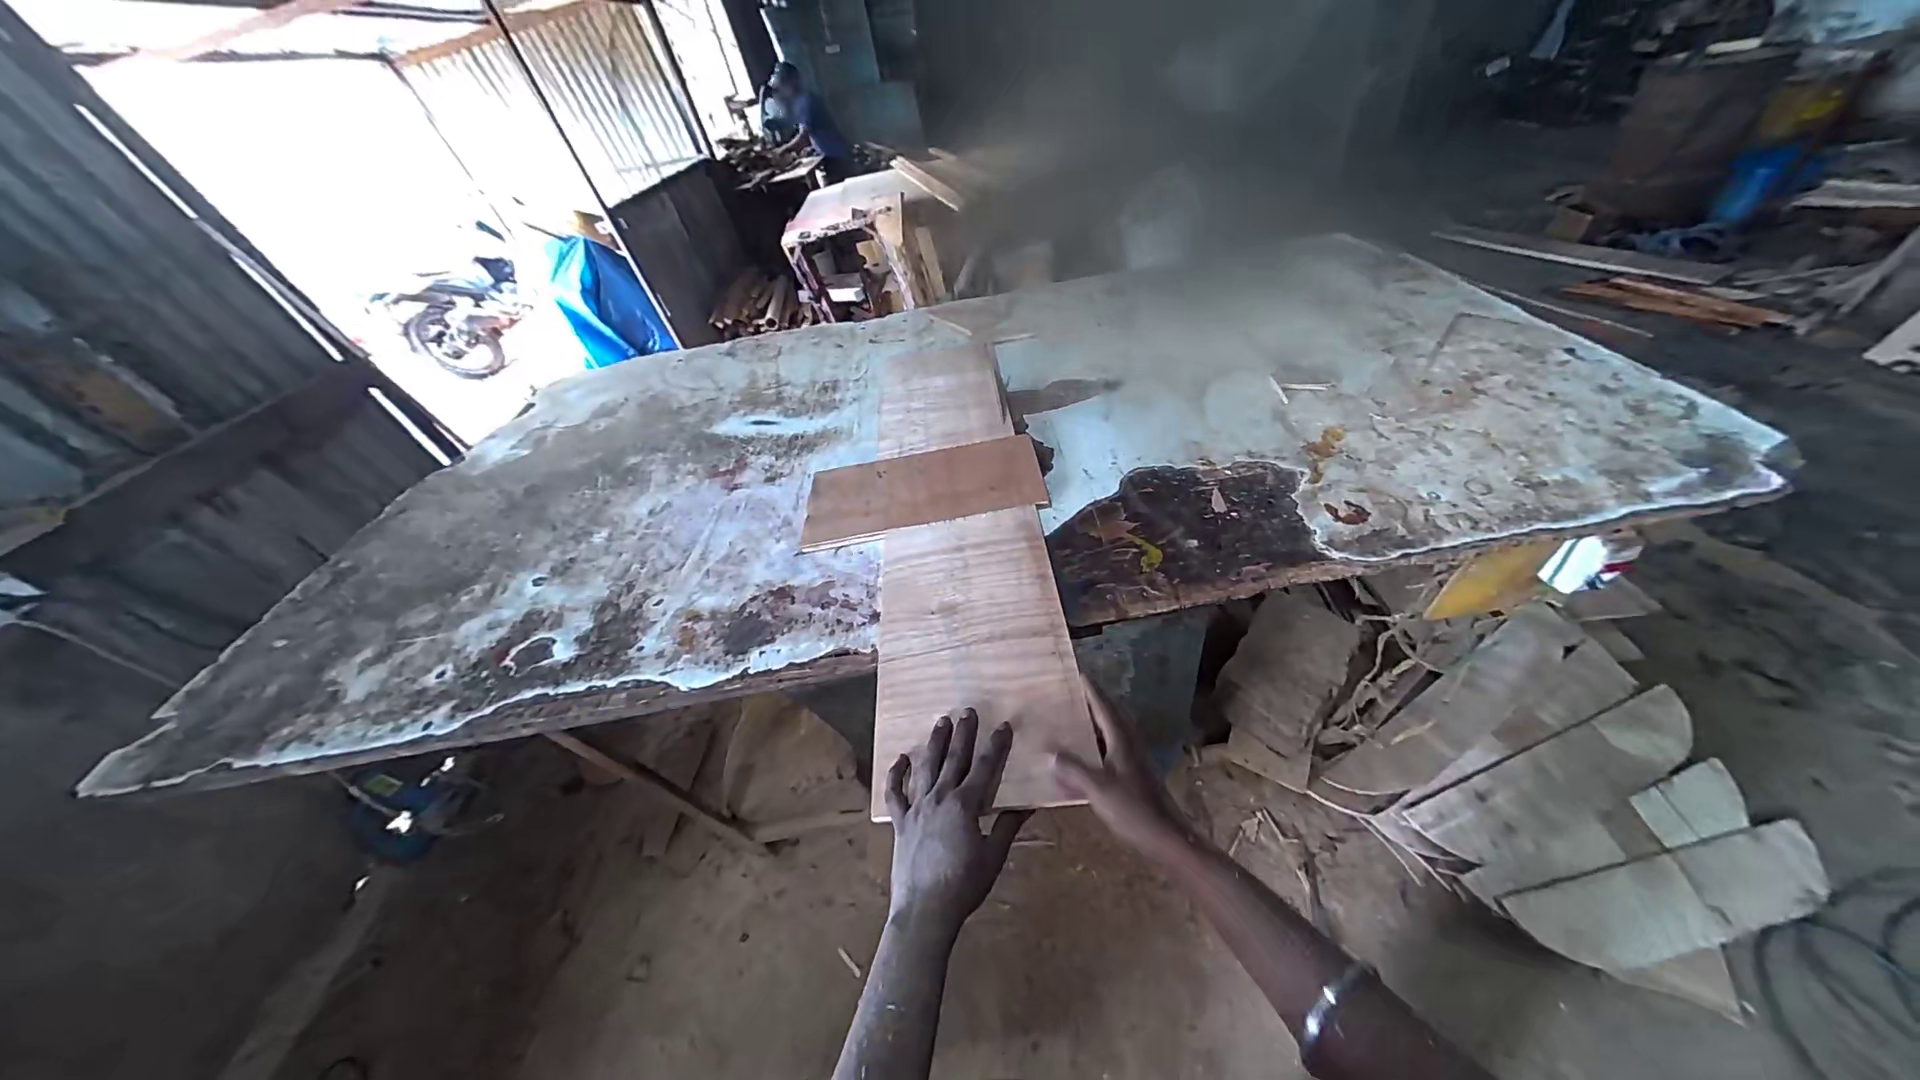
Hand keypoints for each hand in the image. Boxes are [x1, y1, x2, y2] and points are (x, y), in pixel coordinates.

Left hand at [884, 709, 1030, 935]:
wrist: (924, 911)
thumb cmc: (963, 886)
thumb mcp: (993, 856)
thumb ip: (1007, 827)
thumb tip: (1028, 804)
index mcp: (965, 805)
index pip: (985, 768)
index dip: (995, 745)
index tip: (1002, 726)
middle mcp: (939, 798)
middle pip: (953, 759)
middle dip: (962, 734)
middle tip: (967, 712)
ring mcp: (916, 808)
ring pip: (925, 767)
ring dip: (934, 744)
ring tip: (940, 723)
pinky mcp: (900, 821)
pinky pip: (896, 793)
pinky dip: (897, 774)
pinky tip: (902, 759)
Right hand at [1051, 673, 1193, 856]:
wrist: (1166, 837)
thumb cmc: (1133, 809)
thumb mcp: (1097, 789)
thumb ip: (1073, 769)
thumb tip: (1051, 753)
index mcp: (1121, 739)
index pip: (1104, 705)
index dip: (1091, 689)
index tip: (1077, 673)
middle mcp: (1129, 743)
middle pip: (1111, 713)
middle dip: (1093, 700)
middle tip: (1071, 692)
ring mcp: (1134, 758)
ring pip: (1112, 731)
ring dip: (1095, 721)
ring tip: (1074, 716)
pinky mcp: (1134, 773)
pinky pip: (1112, 747)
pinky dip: (1097, 742)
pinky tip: (1085, 752)